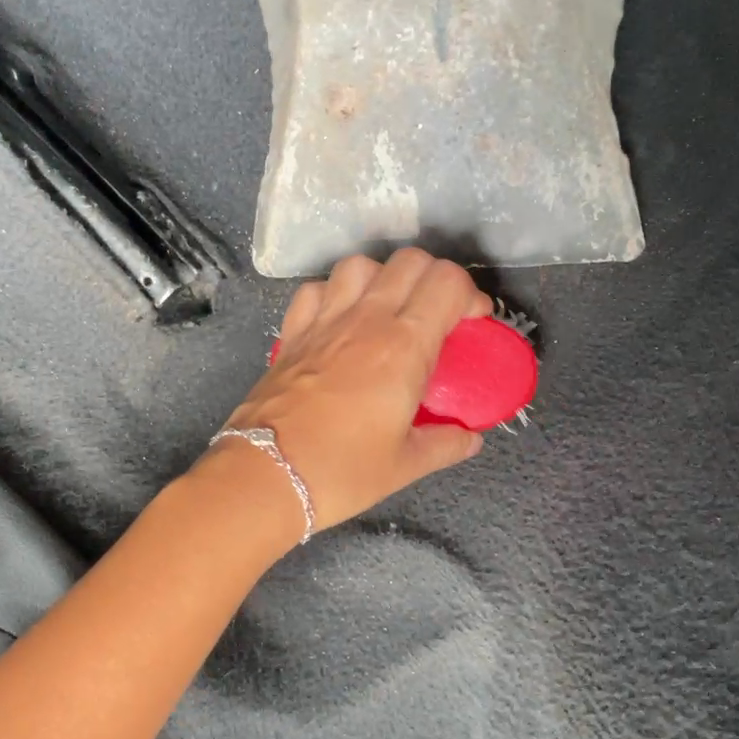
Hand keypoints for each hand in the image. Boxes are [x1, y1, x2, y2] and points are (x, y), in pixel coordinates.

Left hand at [214, 249, 493, 533]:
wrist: (265, 476)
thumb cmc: (341, 472)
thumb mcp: (405, 465)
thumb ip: (445, 445)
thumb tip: (471, 439)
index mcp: (404, 346)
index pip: (447, 283)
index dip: (470, 295)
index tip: (474, 323)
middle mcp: (366, 320)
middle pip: (410, 262)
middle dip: (435, 278)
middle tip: (440, 315)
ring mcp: (324, 321)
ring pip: (360, 265)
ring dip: (384, 277)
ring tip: (391, 310)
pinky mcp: (292, 333)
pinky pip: (316, 289)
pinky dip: (336, 292)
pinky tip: (342, 318)